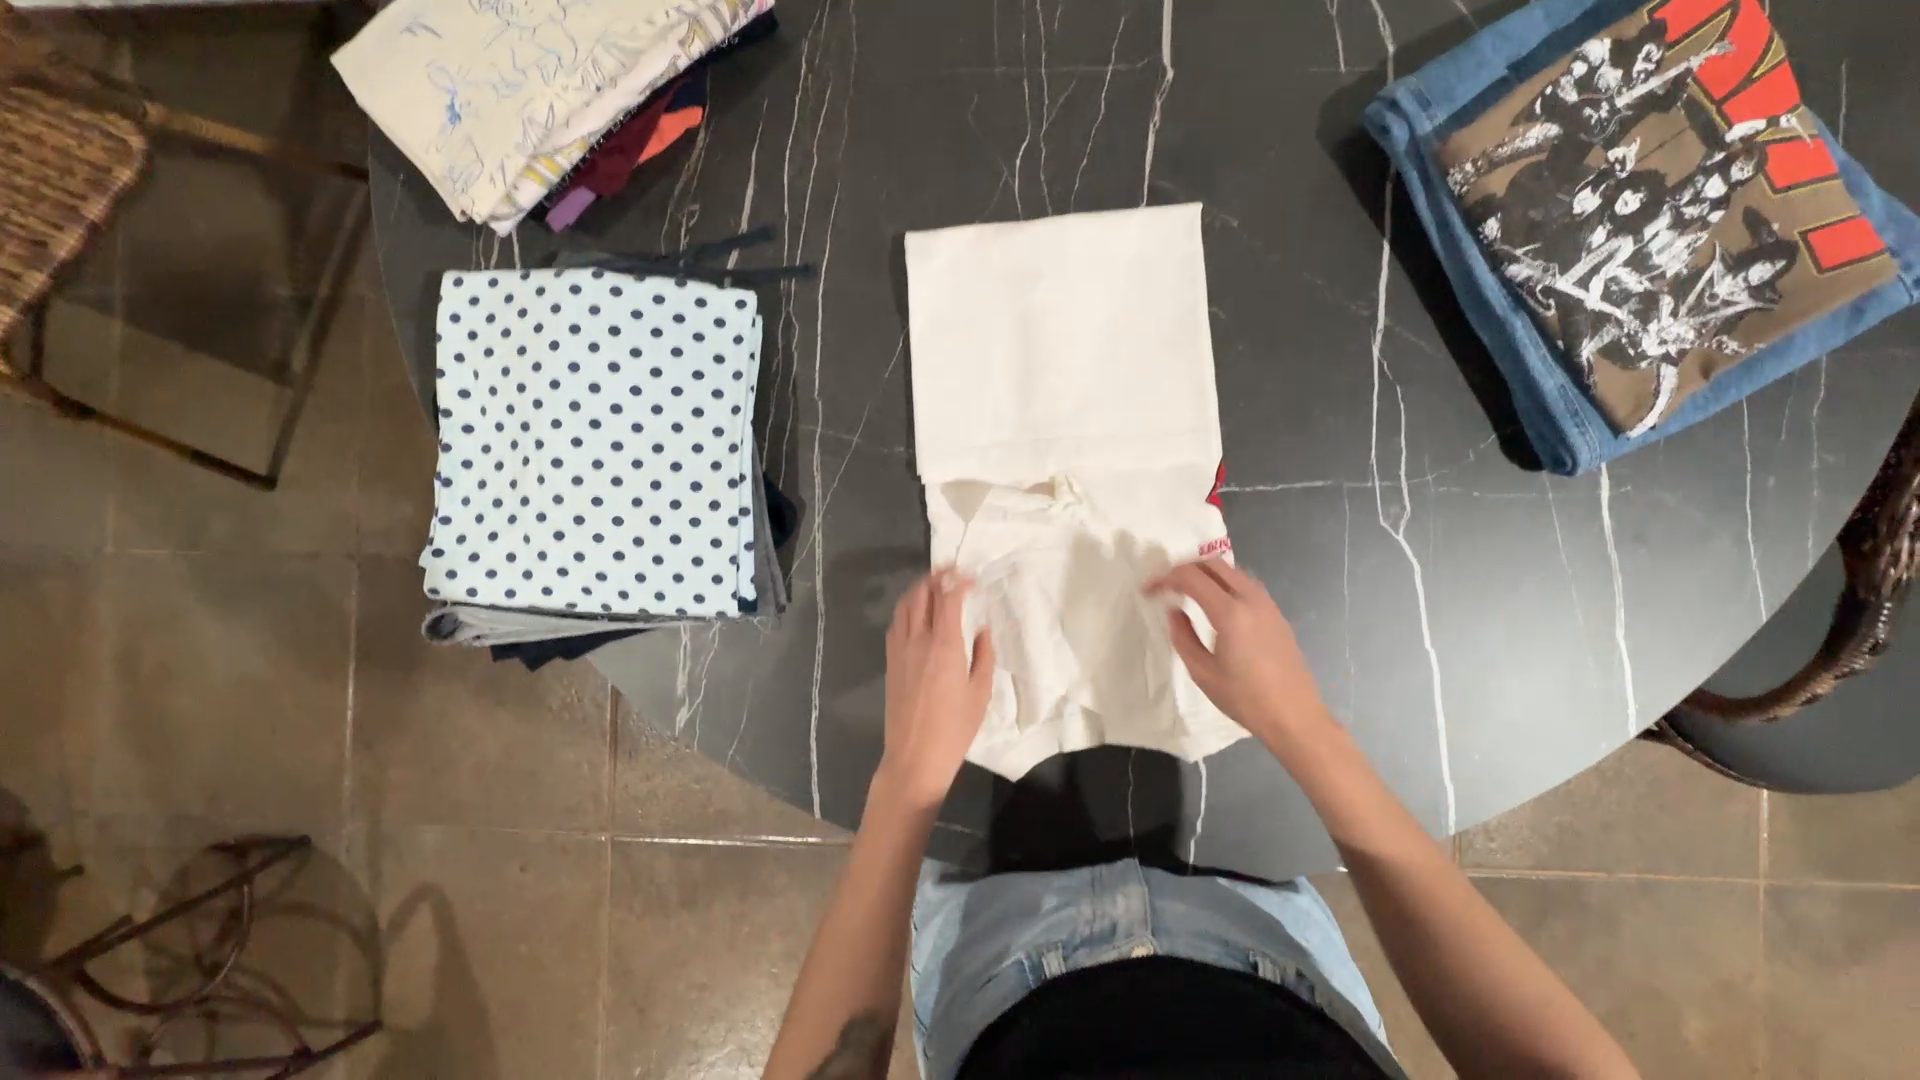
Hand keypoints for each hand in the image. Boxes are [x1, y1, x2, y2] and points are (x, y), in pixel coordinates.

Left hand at [874, 569, 995, 810]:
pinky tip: (917, 615)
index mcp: (945, 645)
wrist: (915, 756)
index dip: (959, 581)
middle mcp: (918, 640)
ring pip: (904, 606)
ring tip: (934, 585)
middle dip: (936, 577)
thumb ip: (984, 656)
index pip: (948, 598)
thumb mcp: (980, 693)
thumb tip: (981, 630)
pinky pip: (896, 625)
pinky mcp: (890, 662)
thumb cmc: (955, 728)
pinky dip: (907, 610)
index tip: (972, 578)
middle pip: (922, 594)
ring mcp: (899, 650)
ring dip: (919, 590)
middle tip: (951, 571)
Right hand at [1148, 559, 1331, 742]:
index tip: (1149, 591)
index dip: (1164, 578)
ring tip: (1186, 591)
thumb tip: (1174, 611)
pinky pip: (1246, 584)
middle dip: (1184, 568)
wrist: (1294, 716)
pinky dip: (1224, 583)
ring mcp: (1268, 604)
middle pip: (1212, 563)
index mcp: (1229, 613)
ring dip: (1205, 573)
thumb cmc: (1245, 699)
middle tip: (1165, 585)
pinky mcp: (1277, 614)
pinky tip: (1215, 604)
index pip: (1190, 577)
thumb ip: (1182, 636)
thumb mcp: (1202, 672)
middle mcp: (1251, 599)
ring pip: (1231, 570)